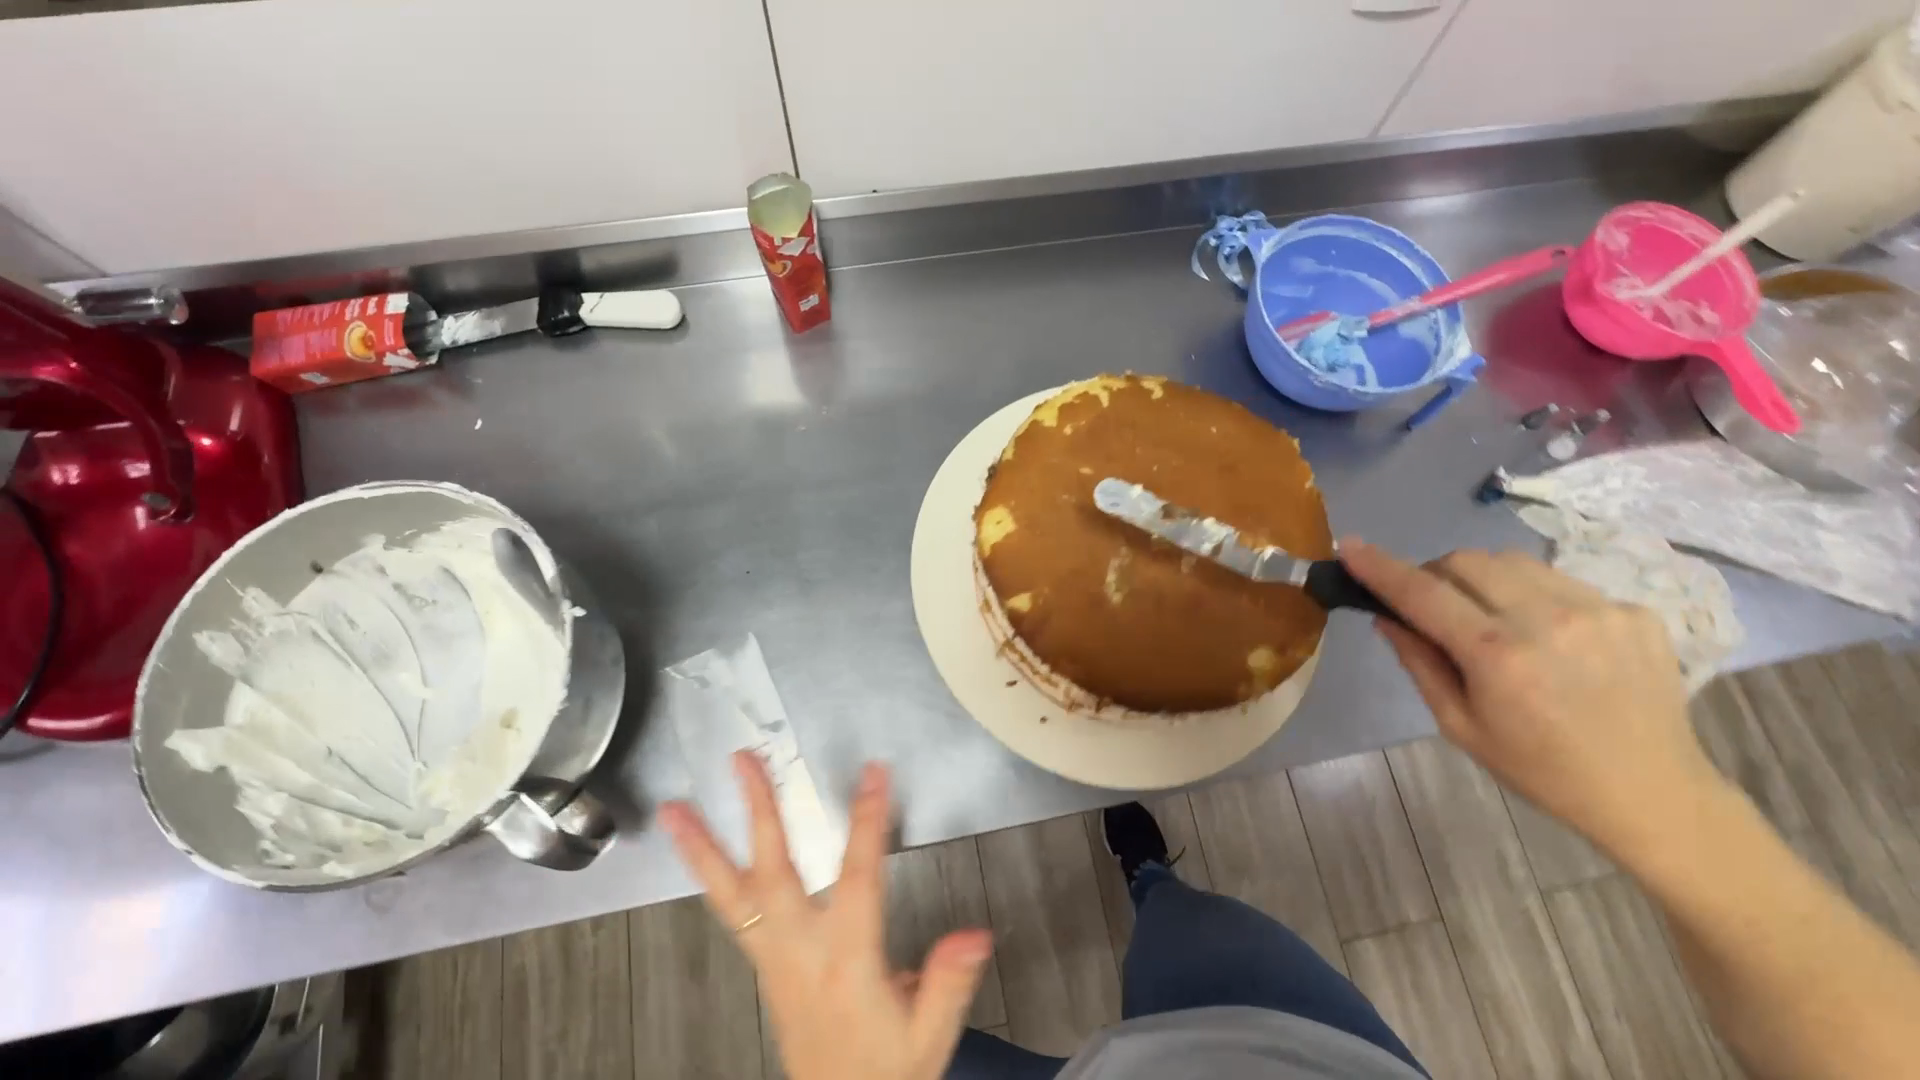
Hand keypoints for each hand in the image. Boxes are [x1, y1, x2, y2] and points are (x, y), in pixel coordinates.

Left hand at [661, 753, 992, 1079]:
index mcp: (847, 962)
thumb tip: (975, 934)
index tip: (874, 774)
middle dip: (760, 812)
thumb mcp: (929, 1035)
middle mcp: (800, 952)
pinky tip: (697, 851)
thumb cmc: (886, 1070)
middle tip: (743, 762)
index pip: (859, 878)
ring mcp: (772, 958)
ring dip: (704, 847)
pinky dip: (708, 875)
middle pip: (774, 873)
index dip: (867, 822)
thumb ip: (948, 982)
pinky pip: (729, 911)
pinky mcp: (762, 964)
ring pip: (732, 894)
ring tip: (676, 809)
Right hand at [1340, 540, 1724, 852]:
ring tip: (1491, 617)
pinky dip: (1533, 595)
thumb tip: (1386, 617)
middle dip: (1434, 574)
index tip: (1350, 546)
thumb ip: (1420, 663)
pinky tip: (1548, 636)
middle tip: (1431, 605)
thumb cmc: (1540, 769)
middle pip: (1466, 561)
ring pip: (1512, 561)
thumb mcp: (1461, 727)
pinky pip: (1560, 580)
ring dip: (1483, 578)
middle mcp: (1546, 619)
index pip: (1422, 593)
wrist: (1651, 790)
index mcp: (1497, 656)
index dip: (1380, 567)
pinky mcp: (1632, 609)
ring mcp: (1597, 608)